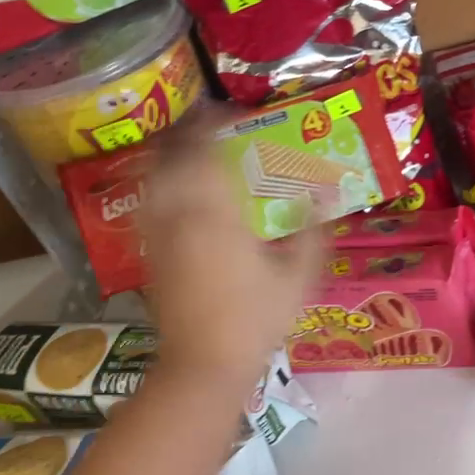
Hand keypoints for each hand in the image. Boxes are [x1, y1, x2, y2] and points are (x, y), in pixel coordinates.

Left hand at [139, 115, 328, 389]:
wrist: (204, 364)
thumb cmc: (257, 319)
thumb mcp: (298, 275)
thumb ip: (313, 228)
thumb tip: (326, 189)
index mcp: (216, 213)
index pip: (205, 150)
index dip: (214, 123)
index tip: (232, 111)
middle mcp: (179, 215)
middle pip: (169, 156)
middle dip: (185, 131)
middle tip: (209, 121)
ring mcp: (159, 235)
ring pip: (152, 177)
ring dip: (167, 154)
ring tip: (190, 145)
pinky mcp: (149, 254)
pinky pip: (148, 203)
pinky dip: (158, 183)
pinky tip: (175, 186)